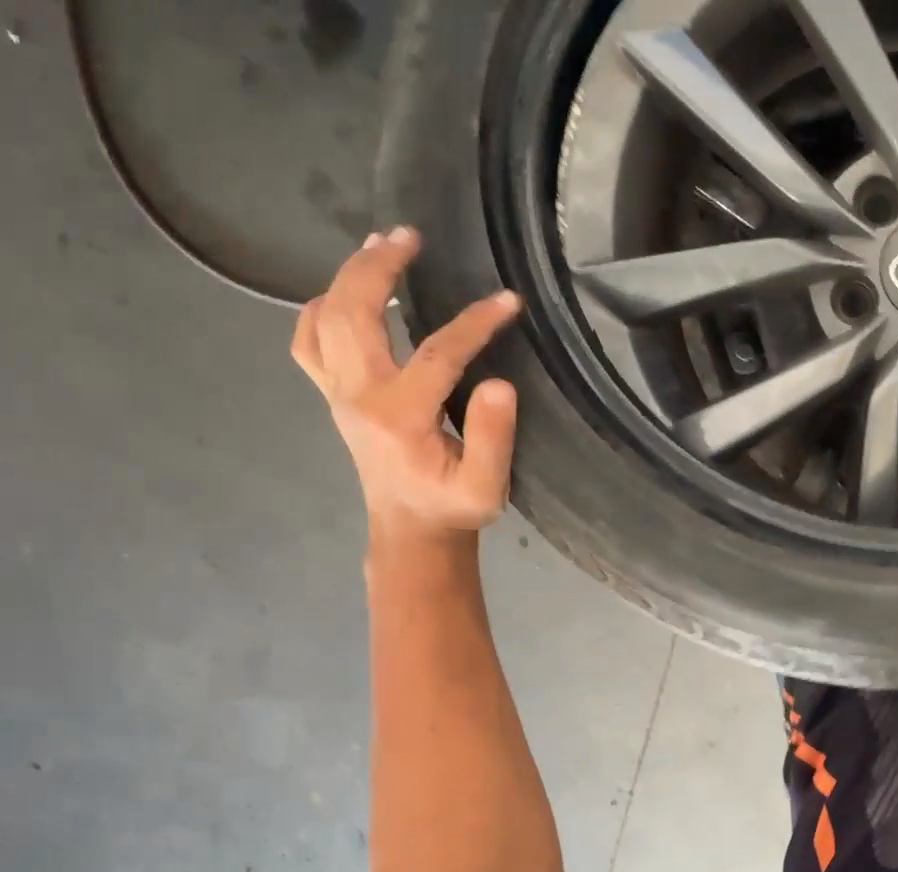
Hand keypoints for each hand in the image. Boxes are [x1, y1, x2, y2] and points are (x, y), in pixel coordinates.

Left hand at [291, 227, 522, 547]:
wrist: (410, 528)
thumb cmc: (453, 508)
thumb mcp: (486, 487)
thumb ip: (492, 437)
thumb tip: (499, 384)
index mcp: (400, 417)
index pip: (436, 354)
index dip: (473, 323)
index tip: (507, 300)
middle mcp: (358, 396)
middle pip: (355, 315)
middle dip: (378, 268)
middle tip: (409, 236)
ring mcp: (338, 392)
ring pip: (324, 318)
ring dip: (349, 276)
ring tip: (380, 246)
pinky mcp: (334, 393)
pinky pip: (309, 339)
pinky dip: (321, 308)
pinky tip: (346, 293)